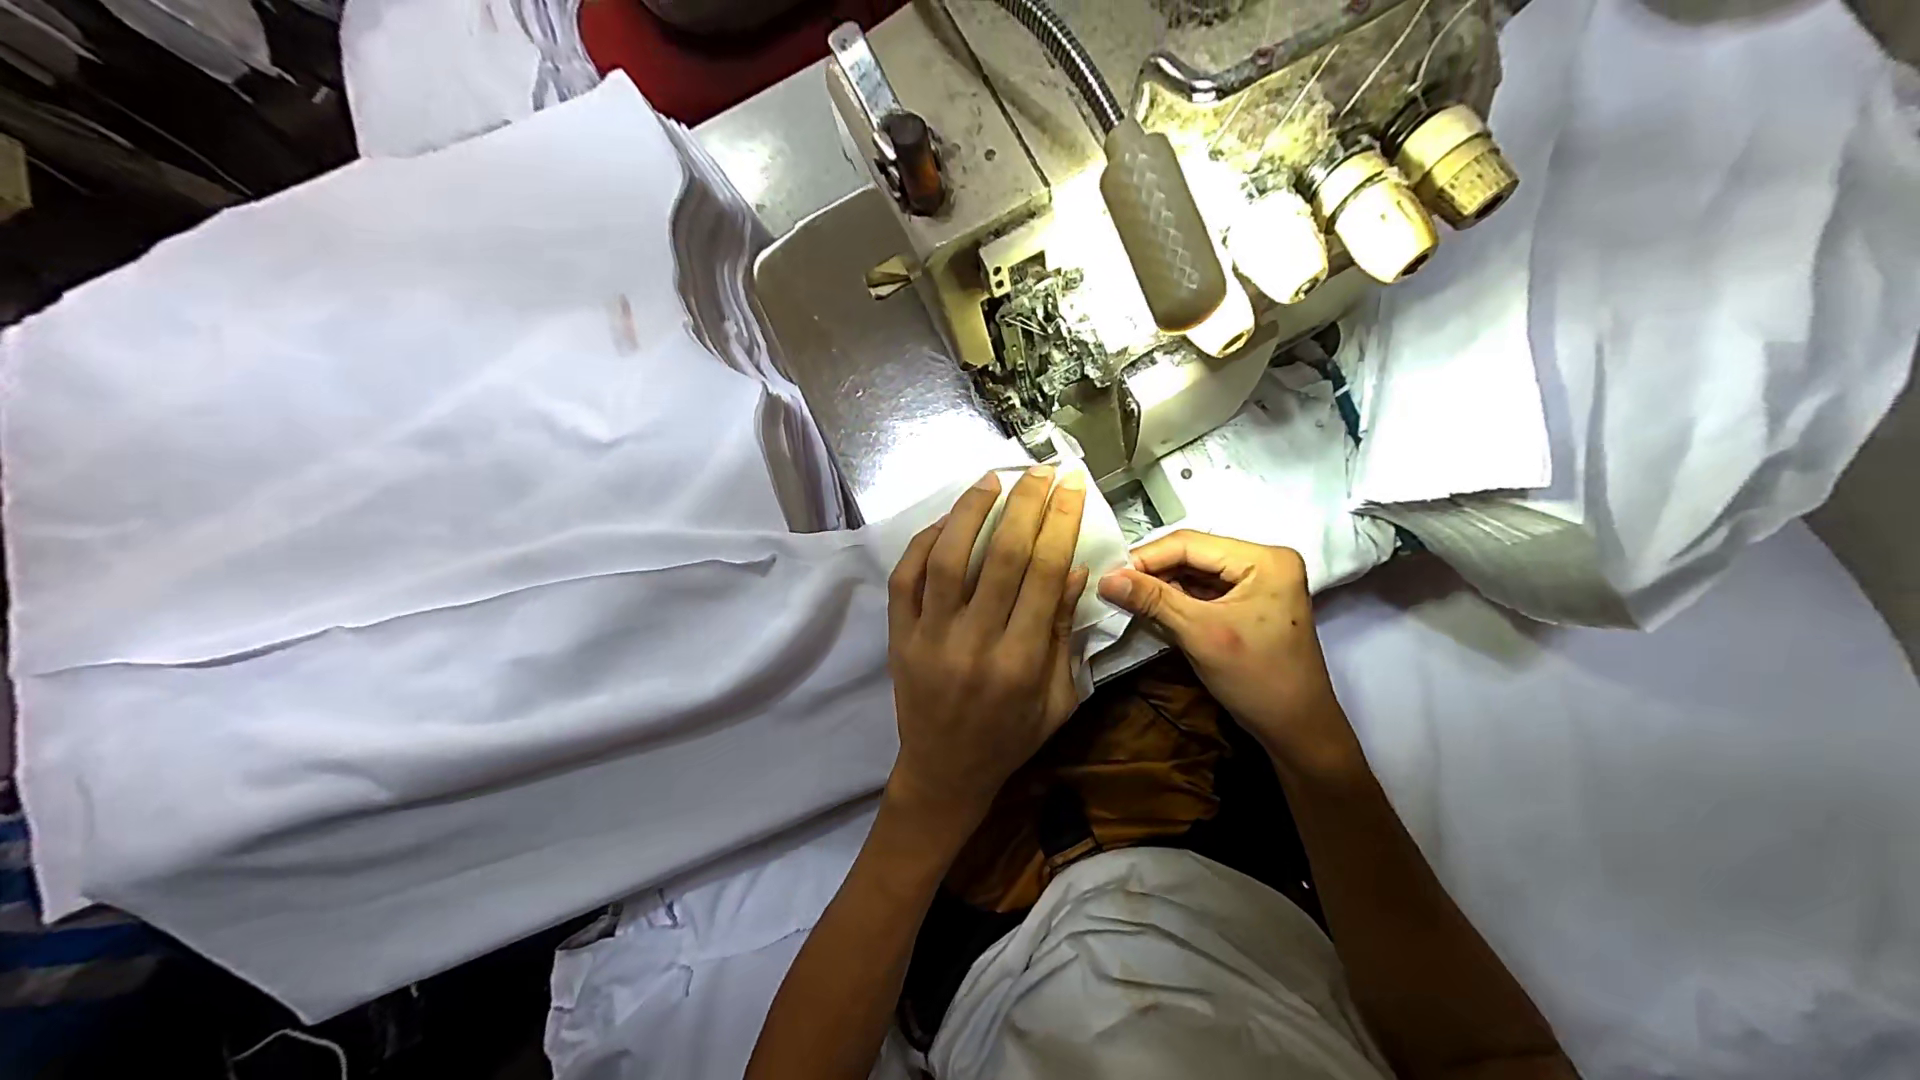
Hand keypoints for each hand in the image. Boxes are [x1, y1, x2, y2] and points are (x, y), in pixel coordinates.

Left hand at [884, 465, 1090, 838]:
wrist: (946, 771)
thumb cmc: (1011, 738)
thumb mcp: (1058, 697)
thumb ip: (1064, 633)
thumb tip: (1073, 568)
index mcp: (1021, 660)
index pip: (1044, 572)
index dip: (1060, 522)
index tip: (1071, 487)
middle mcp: (974, 642)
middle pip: (1001, 556)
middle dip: (1025, 504)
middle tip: (1039, 471)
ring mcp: (929, 637)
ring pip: (947, 558)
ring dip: (970, 511)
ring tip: (991, 480)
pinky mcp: (899, 637)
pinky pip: (905, 579)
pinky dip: (923, 543)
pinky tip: (946, 521)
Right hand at [1096, 531, 1357, 774]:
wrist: (1297, 729)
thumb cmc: (1257, 679)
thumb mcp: (1199, 634)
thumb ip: (1152, 600)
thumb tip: (1105, 578)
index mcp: (1264, 559)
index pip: (1190, 544)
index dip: (1145, 557)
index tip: (1108, 575)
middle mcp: (1264, 561)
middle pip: (1192, 555)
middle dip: (1152, 571)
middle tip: (1113, 586)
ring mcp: (1258, 582)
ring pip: (1195, 572)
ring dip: (1162, 586)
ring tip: (1126, 597)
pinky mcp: (1250, 602)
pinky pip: (1205, 590)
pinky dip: (1177, 599)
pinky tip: (1151, 607)